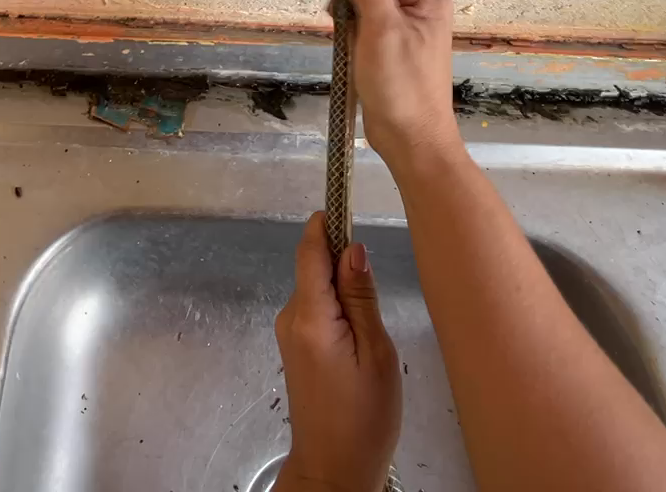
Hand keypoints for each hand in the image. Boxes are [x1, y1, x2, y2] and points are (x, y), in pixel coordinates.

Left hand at [273, 212, 401, 491]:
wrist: (333, 469)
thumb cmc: (365, 417)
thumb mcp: (377, 355)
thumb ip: (361, 297)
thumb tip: (352, 247)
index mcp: (310, 316)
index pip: (310, 251)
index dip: (325, 223)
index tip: (342, 201)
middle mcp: (290, 316)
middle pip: (313, 267)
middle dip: (343, 264)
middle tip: (376, 289)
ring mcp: (288, 331)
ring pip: (316, 288)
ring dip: (342, 291)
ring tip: (371, 329)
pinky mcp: (293, 344)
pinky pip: (314, 308)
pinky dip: (336, 308)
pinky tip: (358, 340)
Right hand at [296, 0, 459, 160]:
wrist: (412, 142)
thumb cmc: (400, 88)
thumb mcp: (382, 30)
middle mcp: (419, 7)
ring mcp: (406, 28)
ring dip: (340, 1)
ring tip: (322, 17)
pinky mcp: (392, 47)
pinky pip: (365, 21)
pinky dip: (346, 22)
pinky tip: (335, 33)